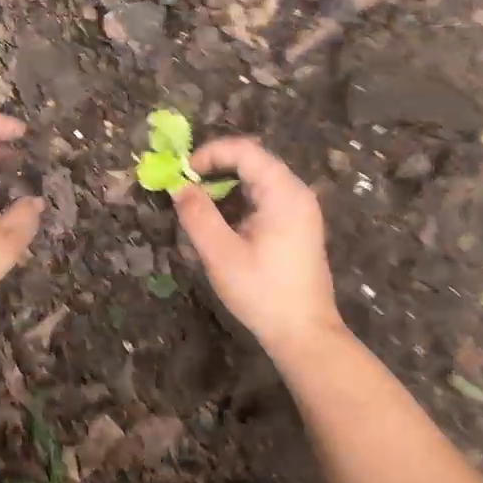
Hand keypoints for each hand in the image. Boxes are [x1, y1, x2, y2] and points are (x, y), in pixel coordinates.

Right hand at [171, 137, 343, 357]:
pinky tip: (220, 226)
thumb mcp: (221, 254)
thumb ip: (197, 215)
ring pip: (257, 182)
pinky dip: (238, 203)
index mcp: (284, 193)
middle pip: (252, 162)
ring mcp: (299, 211)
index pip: (245, 151)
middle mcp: (296, 194)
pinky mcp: (296, 227)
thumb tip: (179, 187)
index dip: (210, 154)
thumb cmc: (262, 292)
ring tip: (197, 208)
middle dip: (215, 170)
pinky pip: (263, 200)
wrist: (303, 332)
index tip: (182, 173)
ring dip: (224, 188)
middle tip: (184, 189)